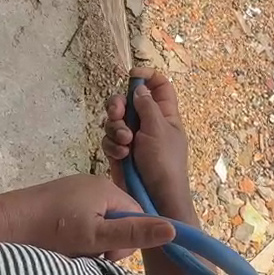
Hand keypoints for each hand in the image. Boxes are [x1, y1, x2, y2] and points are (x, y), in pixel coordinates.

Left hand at [3, 175, 175, 259]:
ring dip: (90, 243)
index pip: (137, 216)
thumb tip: (174, 229)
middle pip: (118, 221)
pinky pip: (81, 221)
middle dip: (107, 243)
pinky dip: (75, 237)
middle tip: (85, 253)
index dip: (127, 240)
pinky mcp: (60, 201)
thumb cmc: (51, 230)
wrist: (3, 225)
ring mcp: (75, 192)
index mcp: (106, 189)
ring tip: (69, 250)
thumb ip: (133, 233)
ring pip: (98, 225)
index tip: (105, 253)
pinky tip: (60, 244)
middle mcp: (93, 185)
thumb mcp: (95, 237)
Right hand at [100, 69, 191, 219]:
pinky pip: (108, 139)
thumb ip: (147, 106)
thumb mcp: (159, 130)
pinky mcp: (119, 152)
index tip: (132, 76)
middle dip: (119, 106)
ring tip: (125, 143)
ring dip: (116, 129)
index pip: (159, 85)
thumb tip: (139, 89)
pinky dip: (112, 145)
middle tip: (119, 114)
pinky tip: (121, 155)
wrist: (154, 198)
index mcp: (165, 114)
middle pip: (128, 100)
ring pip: (114, 120)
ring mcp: (133, 137)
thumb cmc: (164, 164)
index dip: (146, 77)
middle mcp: (148, 123)